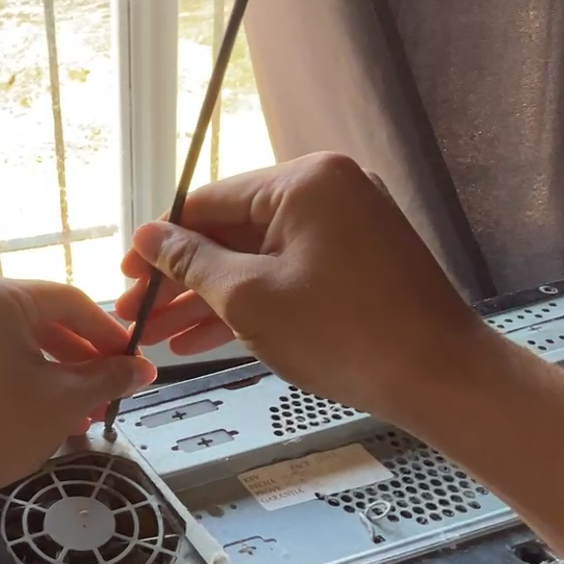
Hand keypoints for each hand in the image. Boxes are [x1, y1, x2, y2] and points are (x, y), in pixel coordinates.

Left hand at [0, 279, 156, 498]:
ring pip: (19, 342)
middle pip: (42, 320)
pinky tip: (53, 410)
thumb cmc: (1, 426)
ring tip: (89, 408)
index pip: (68, 301)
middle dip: (83, 358)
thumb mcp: (67, 398)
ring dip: (58, 372)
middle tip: (113, 385)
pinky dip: (26, 376)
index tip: (133, 358)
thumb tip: (143, 370)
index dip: (108, 331)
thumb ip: (109, 377)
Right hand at [114, 152, 492, 421]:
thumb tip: (145, 236)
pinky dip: (241, 306)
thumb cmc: (340, 332)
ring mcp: (339, 231)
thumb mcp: (246, 296)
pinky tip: (196, 340)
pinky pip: (279, 277)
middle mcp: (323, 194)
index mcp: (302, 183)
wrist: (440, 381)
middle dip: (177, 281)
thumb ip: (189, 261)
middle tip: (134, 315)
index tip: (123, 276)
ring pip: (249, 262)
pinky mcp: (348, 266)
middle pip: (226, 234)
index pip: (207, 203)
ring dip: (202, 300)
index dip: (158, 243)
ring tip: (156, 337)